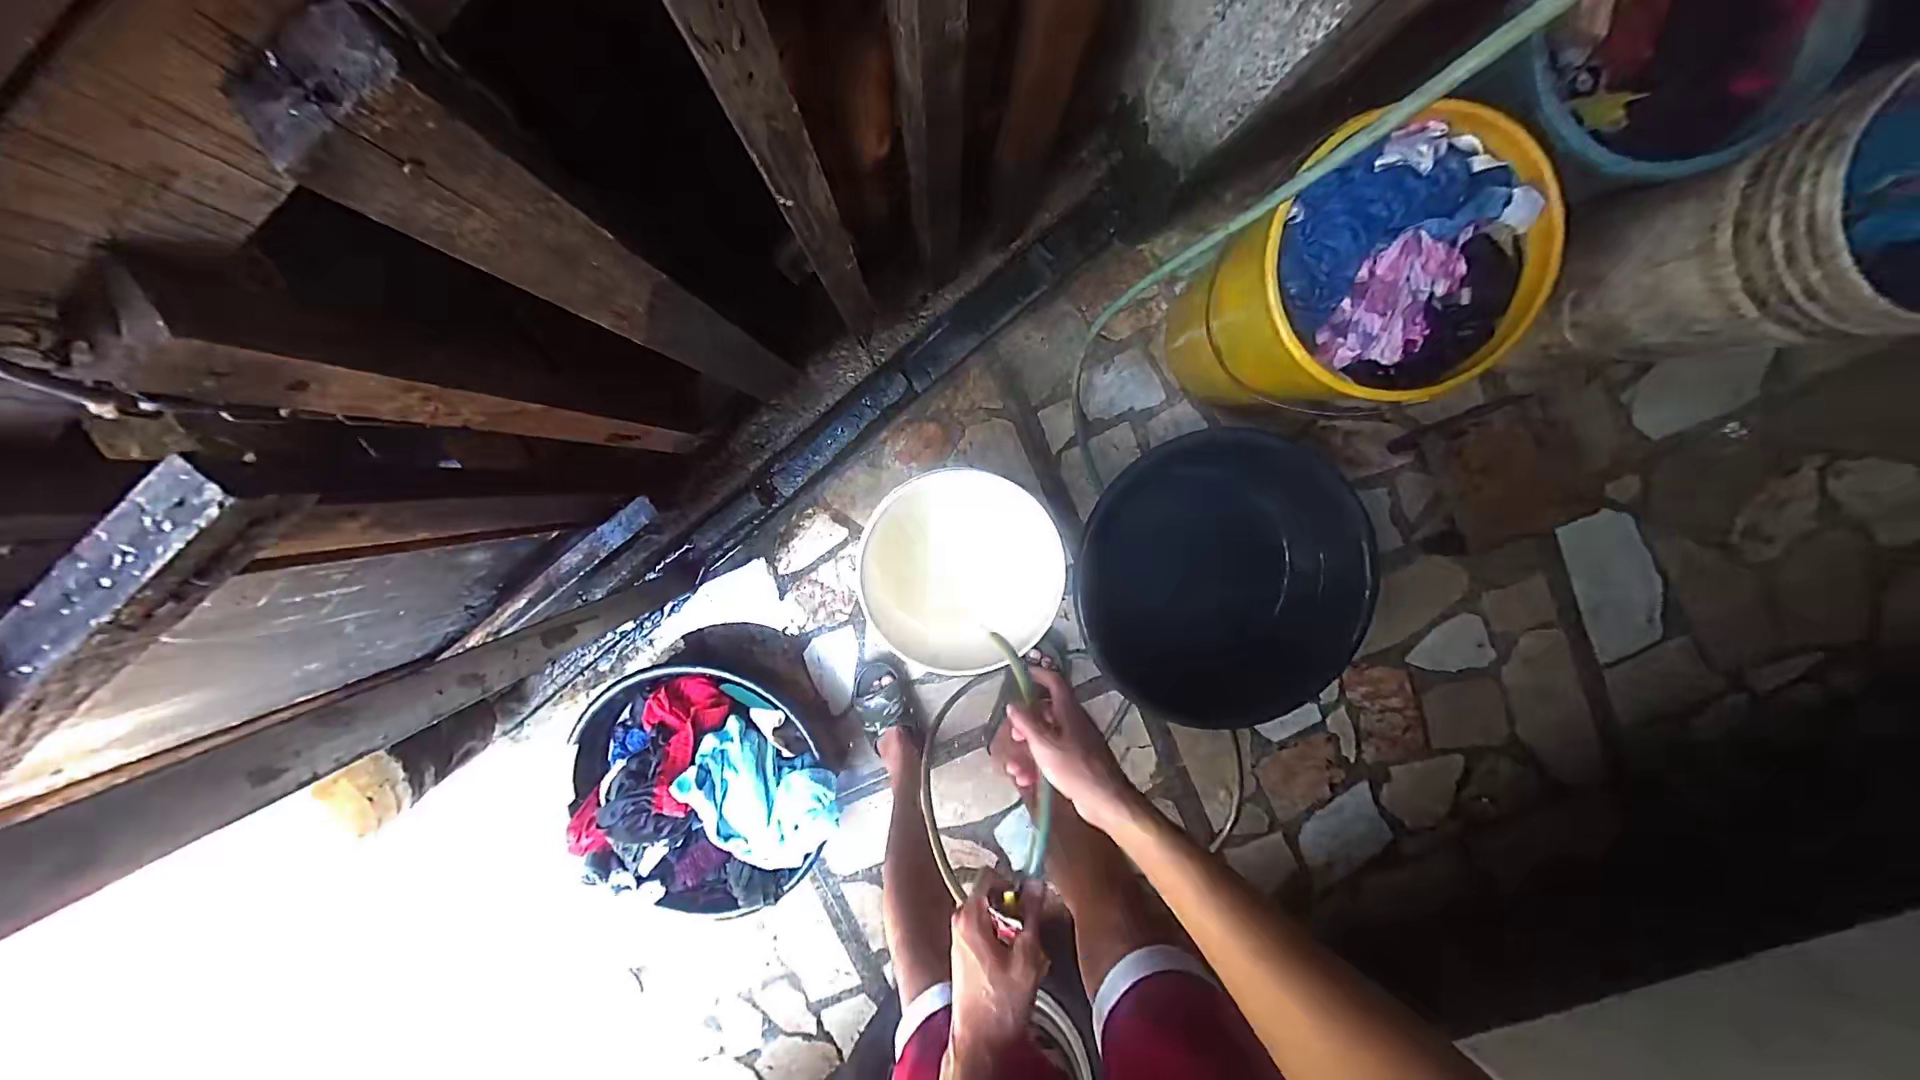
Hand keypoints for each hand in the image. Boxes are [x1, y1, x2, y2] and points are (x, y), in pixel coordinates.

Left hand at [945, 875, 1048, 1077]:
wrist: (980, 1042)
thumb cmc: (998, 1006)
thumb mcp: (1026, 956)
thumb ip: (1032, 915)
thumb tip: (1037, 887)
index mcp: (969, 917)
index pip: (990, 875)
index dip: (1013, 880)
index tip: (1028, 893)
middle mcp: (960, 923)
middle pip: (992, 896)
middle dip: (1015, 909)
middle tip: (1031, 925)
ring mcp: (960, 938)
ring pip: (992, 916)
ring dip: (1012, 927)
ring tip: (1028, 949)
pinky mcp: (965, 954)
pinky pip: (987, 932)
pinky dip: (1003, 940)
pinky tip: (1018, 963)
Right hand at [1003, 666, 1142, 829]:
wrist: (1105, 799)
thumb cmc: (1075, 768)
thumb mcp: (1044, 744)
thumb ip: (1026, 723)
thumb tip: (1013, 705)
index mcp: (1068, 711)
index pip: (1054, 681)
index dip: (1038, 674)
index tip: (1022, 675)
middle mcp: (1073, 721)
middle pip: (1045, 711)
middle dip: (1025, 723)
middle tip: (1014, 736)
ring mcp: (1076, 741)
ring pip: (1046, 736)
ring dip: (1028, 750)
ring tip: (1016, 768)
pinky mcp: (1077, 760)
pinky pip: (1052, 754)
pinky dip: (1038, 763)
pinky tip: (1028, 779)